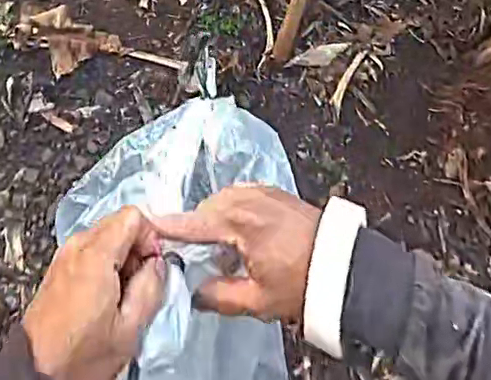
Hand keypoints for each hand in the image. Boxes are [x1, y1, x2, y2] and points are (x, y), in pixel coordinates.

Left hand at [21, 206, 167, 379]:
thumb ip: (151, 288)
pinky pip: (91, 249)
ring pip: (106, 235)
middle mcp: (79, 244)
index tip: (153, 264)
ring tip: (121, 296)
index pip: (133, 216)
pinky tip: (104, 297)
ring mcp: (66, 252)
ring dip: (121, 257)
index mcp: (96, 253)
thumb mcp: (128, 329)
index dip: (150, 237)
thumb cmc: (79, 355)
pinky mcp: (60, 264)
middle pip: (119, 222)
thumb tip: (159, 265)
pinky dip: (105, 263)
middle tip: (139, 284)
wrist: (36, 369)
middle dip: (136, 248)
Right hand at [150, 184, 319, 323]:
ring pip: (222, 204)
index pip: (191, 224)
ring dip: (216, 223)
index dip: (167, 226)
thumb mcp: (258, 300)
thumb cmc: (302, 282)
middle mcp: (243, 197)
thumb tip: (195, 292)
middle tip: (197, 258)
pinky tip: (242, 239)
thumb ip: (219, 295)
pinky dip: (233, 215)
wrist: (344, 265)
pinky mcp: (270, 191)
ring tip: (225, 254)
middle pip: (205, 211)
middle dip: (198, 231)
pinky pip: (239, 199)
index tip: (146, 223)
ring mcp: (258, 190)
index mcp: (236, 220)